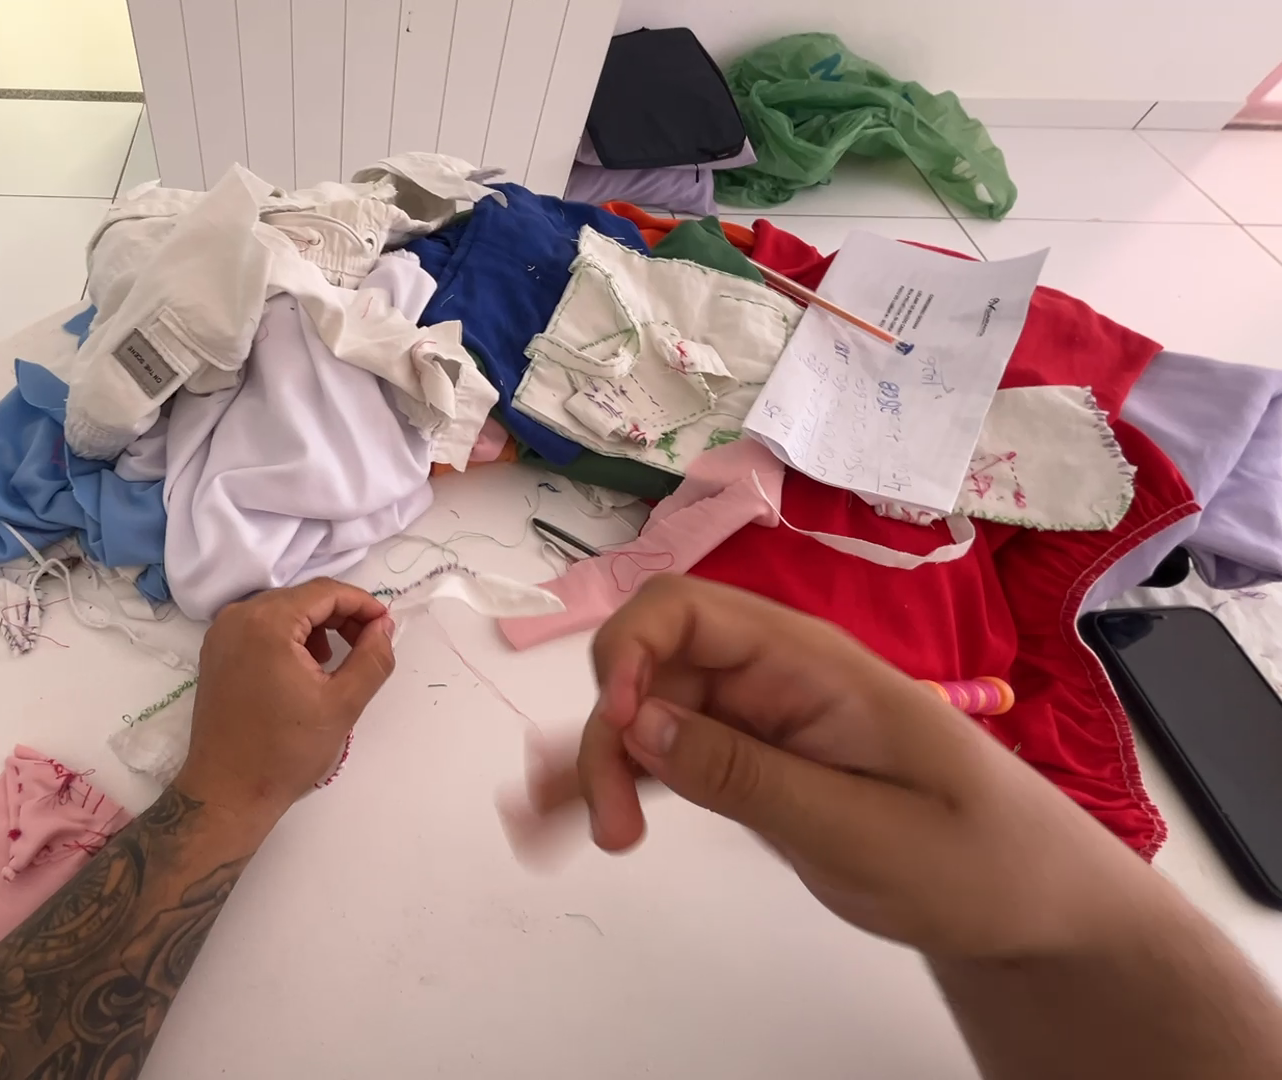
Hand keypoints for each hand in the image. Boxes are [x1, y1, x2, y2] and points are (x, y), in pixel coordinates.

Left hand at [175, 579, 396, 832]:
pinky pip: (261, 627)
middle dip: (340, 615)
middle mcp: (238, 617)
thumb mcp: (343, 702)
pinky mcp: (216, 652)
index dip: (362, 603)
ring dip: (316, 626)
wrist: (228, 792)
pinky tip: (305, 668)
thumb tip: (383, 625)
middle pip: (302, 598)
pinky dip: (289, 636)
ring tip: (337, 661)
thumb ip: (372, 657)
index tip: (386, 625)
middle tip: (369, 644)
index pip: (325, 592)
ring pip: (282, 611)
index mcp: (267, 622)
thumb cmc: (286, 750)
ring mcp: (222, 634)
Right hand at [548, 574, 1177, 960]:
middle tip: (613, 826)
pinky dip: (603, 781)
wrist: (1030, 906)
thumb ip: (744, 773)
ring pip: (635, 716)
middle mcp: (757, 673)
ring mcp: (739, 715)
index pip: (683, 609)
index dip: (629, 649)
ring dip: (595, 765)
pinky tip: (554, 813)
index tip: (618, 724)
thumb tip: (635, 723)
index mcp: (800, 659)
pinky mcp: (728, 756)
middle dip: (609, 737)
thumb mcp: (865, 830)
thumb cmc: (977, 861)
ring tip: (568, 830)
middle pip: (643, 670)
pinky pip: (650, 757)